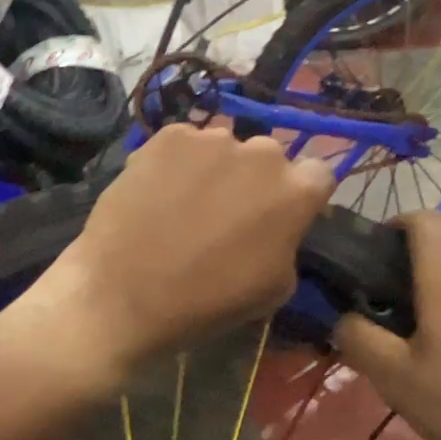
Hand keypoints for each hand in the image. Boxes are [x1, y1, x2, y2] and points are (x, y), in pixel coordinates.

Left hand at [21, 126, 334, 379]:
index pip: (317, 174)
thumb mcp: (274, 289)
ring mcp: (211, 139)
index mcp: (296, 192)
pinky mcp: (166, 136)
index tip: (278, 216)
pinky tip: (155, 194)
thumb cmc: (206, 304)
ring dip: (213, 169)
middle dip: (254, 180)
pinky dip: (175, 164)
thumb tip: (276, 226)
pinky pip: (183, 145)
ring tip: (183, 205)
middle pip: (268, 158)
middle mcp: (261, 152)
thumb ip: (288, 243)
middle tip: (226, 214)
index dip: (300, 195)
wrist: (123, 295)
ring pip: (223, 148)